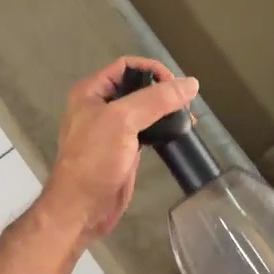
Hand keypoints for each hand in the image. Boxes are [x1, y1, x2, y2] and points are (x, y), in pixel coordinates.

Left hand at [38, 57, 199, 246]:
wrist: (82, 208)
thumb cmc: (95, 159)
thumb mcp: (123, 121)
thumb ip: (156, 100)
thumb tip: (191, 83)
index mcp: (90, 92)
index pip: (125, 66)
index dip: (152, 70)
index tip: (175, 85)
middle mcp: (99, 106)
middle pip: (136, 87)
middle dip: (162, 90)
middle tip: (185, 103)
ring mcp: (112, 130)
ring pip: (143, 110)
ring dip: (165, 110)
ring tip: (188, 118)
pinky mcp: (124, 150)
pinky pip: (146, 131)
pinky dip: (163, 129)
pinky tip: (179, 133)